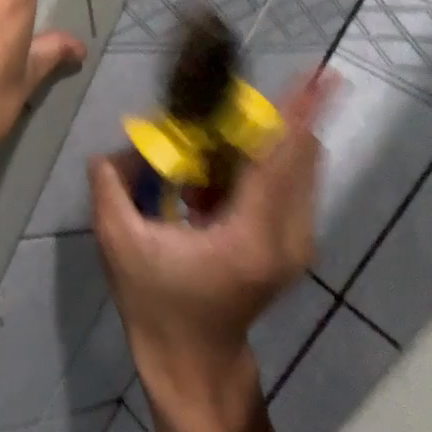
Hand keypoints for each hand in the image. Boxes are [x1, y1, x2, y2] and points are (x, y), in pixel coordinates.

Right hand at [88, 70, 337, 431]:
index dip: (295, 114)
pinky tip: (224, 154)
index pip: (278, 161)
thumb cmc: (155, 298)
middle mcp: (287, 237)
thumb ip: (111, 183)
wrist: (191, 355)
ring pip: (299, 169)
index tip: (319, 76)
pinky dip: (264, 159)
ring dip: (269, 136)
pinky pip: (288, 185)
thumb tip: (121, 144)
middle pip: (300, 158)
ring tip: (227, 118)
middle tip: (241, 88)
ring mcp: (295, 243)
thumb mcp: (118, 238)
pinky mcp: (289, 244)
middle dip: (280, 115)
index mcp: (250, 236)